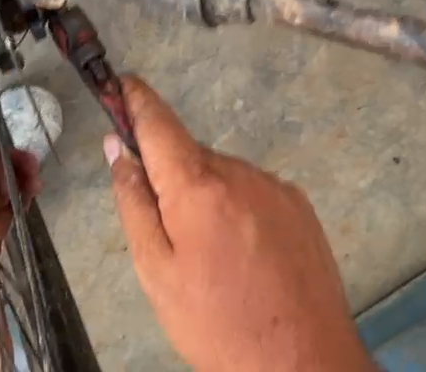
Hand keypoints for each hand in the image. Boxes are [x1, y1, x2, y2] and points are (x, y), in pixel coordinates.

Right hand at [106, 76, 374, 371]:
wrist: (307, 369)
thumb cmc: (218, 324)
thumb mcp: (156, 271)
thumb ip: (133, 201)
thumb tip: (118, 148)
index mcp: (196, 184)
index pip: (157, 120)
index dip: (133, 98)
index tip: (119, 82)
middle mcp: (238, 171)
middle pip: (187, 154)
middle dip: (170, 178)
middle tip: (170, 236)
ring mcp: (273, 186)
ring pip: (220, 175)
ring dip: (206, 197)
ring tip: (214, 258)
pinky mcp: (299, 206)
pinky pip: (252, 191)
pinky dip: (237, 209)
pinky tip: (245, 257)